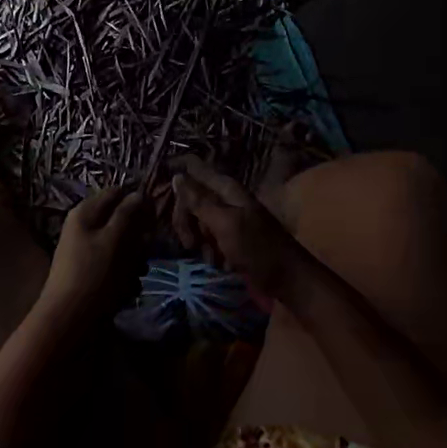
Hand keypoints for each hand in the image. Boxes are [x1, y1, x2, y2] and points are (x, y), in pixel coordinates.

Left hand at [37, 186, 145, 325]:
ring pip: (122, 246)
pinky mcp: (92, 273)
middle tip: (144, 252)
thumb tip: (138, 193)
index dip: (136, 203)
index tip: (152, 219)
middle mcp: (84, 228)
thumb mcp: (112, 240)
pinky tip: (127, 290)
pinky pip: (115, 267)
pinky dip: (124, 277)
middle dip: (137, 237)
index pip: (116, 194)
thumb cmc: (92, 276)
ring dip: (134, 260)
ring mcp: (87, 251)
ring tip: (135, 276)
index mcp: (85, 213)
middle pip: (121, 221)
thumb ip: (126, 214)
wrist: (68, 322)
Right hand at [172, 156, 306, 298]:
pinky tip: (219, 263)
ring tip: (211, 258)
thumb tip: (177, 176)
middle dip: (185, 221)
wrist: (288, 279)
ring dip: (198, 241)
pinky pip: (207, 238)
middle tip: (189, 243)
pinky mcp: (230, 237)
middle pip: (190, 198)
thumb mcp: (225, 223)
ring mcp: (228, 218)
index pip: (194, 167)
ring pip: (196, 220)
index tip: (158, 192)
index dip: (176, 173)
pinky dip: (210, 251)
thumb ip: (200, 201)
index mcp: (225, 188)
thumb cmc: (258, 248)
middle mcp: (224, 198)